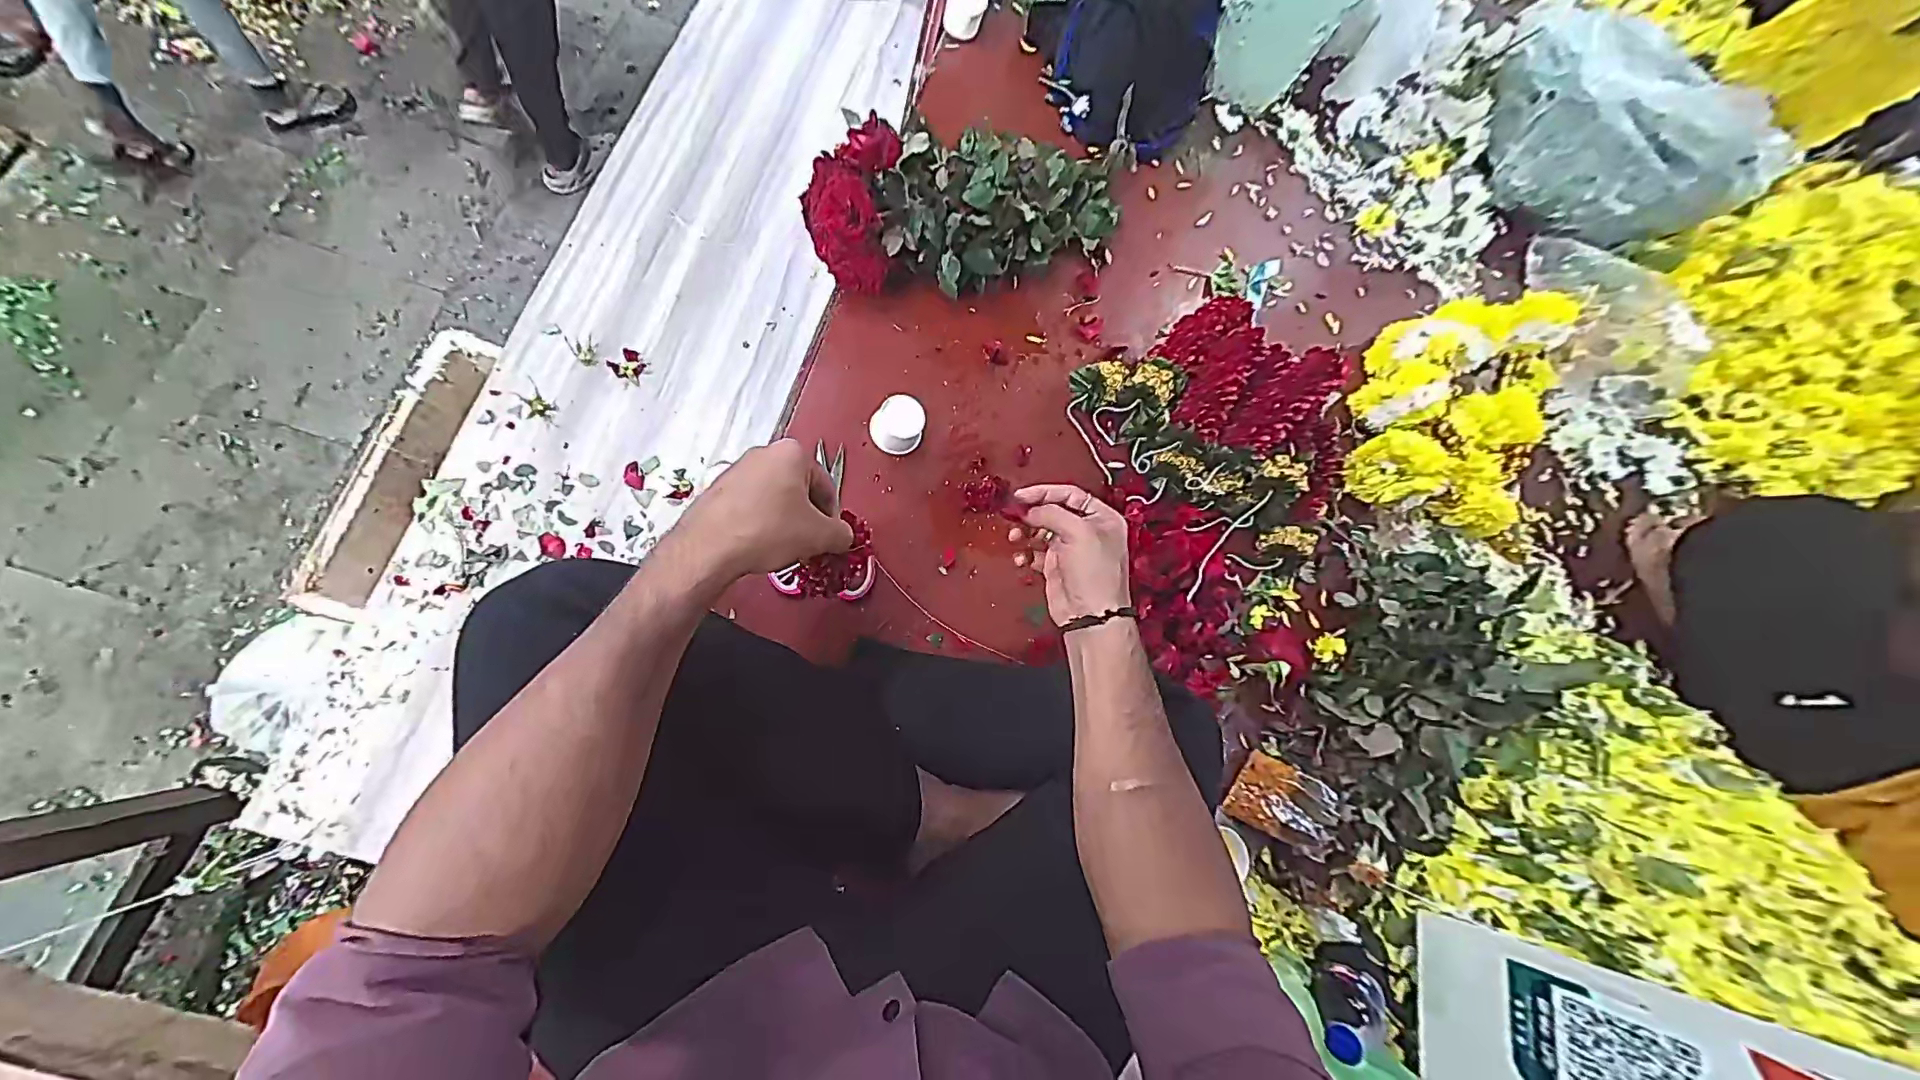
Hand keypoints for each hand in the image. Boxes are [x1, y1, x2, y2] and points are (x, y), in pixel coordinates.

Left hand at [667, 440, 853, 580]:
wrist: (708, 548)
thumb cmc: (766, 531)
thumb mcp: (819, 536)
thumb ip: (841, 534)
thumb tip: (842, 536)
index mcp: (792, 453)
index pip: (826, 487)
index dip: (831, 517)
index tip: (828, 537)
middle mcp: (764, 453)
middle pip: (800, 490)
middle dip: (806, 518)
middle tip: (808, 543)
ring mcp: (738, 469)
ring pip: (776, 498)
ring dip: (784, 521)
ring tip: (782, 547)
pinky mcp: (719, 489)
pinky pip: (752, 505)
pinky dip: (761, 523)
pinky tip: (759, 544)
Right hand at [1010, 484, 1131, 624]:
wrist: (1090, 615)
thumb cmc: (1097, 577)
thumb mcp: (1078, 533)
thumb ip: (1053, 514)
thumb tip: (1032, 508)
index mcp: (1101, 518)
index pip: (1070, 494)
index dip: (1045, 492)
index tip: (1022, 495)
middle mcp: (1087, 531)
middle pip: (1053, 511)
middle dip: (1032, 513)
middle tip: (1014, 514)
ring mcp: (1071, 549)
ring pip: (1041, 531)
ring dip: (1025, 532)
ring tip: (1015, 536)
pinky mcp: (1056, 566)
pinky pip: (1035, 552)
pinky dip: (1025, 553)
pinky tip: (1022, 557)